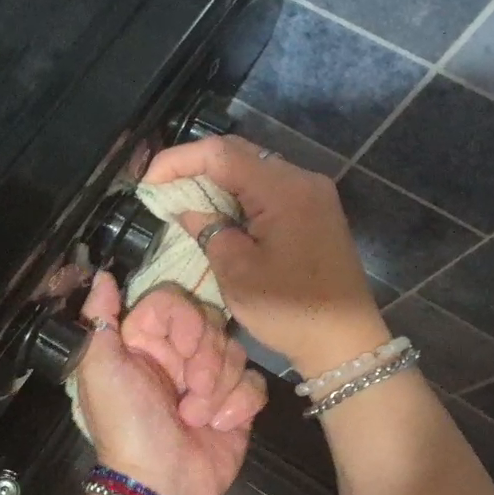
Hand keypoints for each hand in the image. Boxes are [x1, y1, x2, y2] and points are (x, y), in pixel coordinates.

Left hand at [74, 272, 265, 494]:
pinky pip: (254, 382)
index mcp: (141, 340)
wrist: (160, 485)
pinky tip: (219, 426)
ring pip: (235, 351)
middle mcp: (174, 353)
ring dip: (218, 388)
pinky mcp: (234, 403)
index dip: (184, 320)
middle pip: (211, 322)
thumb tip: (103, 274)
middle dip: (205, 358)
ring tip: (194, 417)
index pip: (174, 301)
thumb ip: (99, 319)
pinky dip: (239, 405)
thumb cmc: (125, 424)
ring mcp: (207, 377)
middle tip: (187, 391)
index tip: (178, 350)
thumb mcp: (99, 370)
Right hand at [144, 135, 390, 378]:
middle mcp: (301, 180)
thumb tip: (187, 208)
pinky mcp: (312, 209)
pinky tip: (214, 210)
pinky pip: (265, 186)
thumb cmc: (289, 310)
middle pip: (237, 152)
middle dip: (193, 165)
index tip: (148, 184)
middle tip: (159, 190)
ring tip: (180, 199)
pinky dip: (234, 191)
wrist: (345, 341)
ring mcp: (310, 193)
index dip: (178, 161)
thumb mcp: (236, 272)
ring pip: (251, 166)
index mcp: (283, 191)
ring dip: (213, 177)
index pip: (220, 154)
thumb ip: (208, 230)